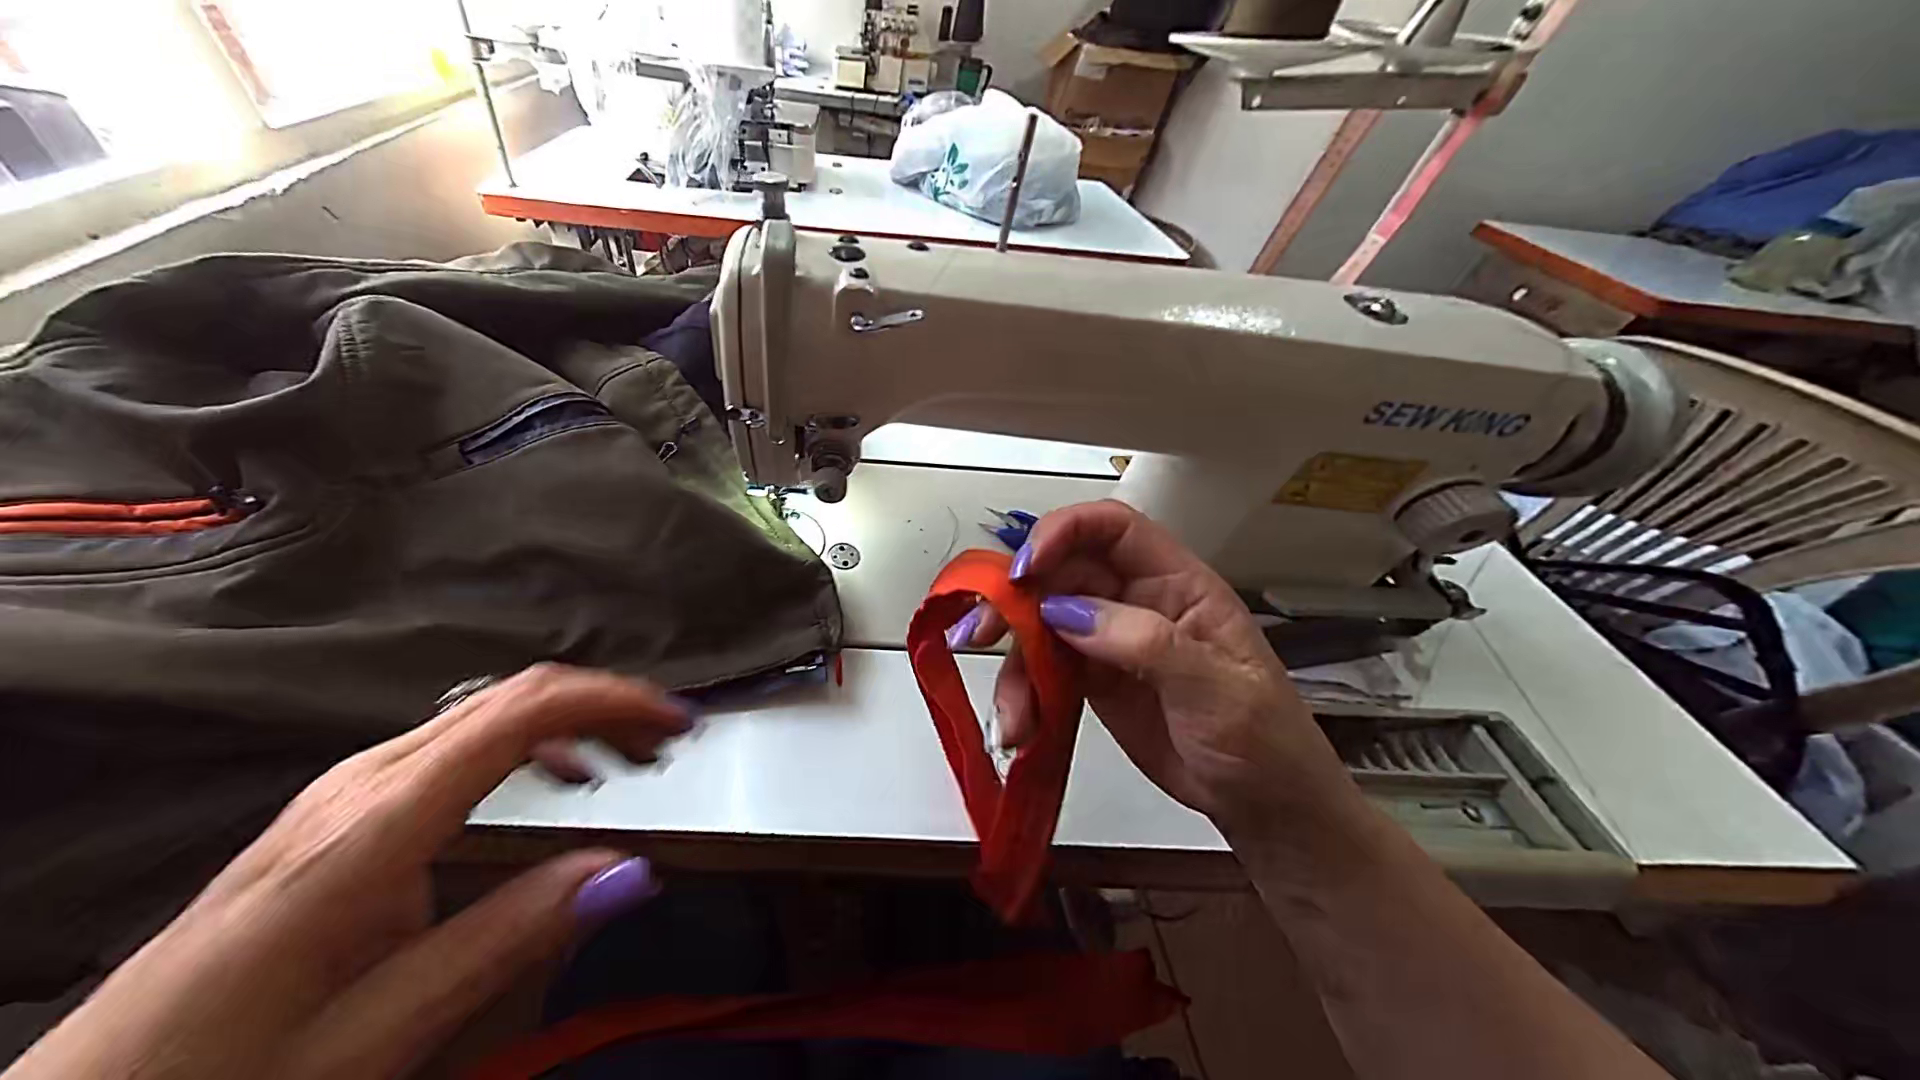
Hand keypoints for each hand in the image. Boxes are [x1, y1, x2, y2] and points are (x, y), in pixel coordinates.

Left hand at [6, 665, 692, 1079]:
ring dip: (577, 717)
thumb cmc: (229, 1073)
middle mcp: (364, 781)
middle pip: (514, 695)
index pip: (520, 714)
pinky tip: (560, 773)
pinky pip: (465, 738)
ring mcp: (350, 786)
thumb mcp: (378, 1033)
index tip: (678, 721)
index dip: (613, 701)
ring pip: (492, 709)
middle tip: (672, 735)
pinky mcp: (349, 804)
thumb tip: (630, 870)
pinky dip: (536, 739)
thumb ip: (509, 939)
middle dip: (608, 701)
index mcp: (373, 825)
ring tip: (633, 753)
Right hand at [949, 500, 1361, 834]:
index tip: (1025, 568)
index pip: (1112, 529)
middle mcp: (1135, 603)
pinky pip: (1042, 673)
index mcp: (1176, 584)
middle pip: (1061, 575)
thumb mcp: (1218, 689)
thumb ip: (1145, 642)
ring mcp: (1109, 642)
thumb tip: (1068, 613)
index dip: (1064, 532)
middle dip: (1016, 599)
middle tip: (983, 630)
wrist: (1263, 805)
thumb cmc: (1264, 740)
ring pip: (1041, 627)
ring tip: (1012, 712)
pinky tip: (1021, 727)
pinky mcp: (1092, 680)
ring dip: (1014, 663)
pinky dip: (1023, 696)